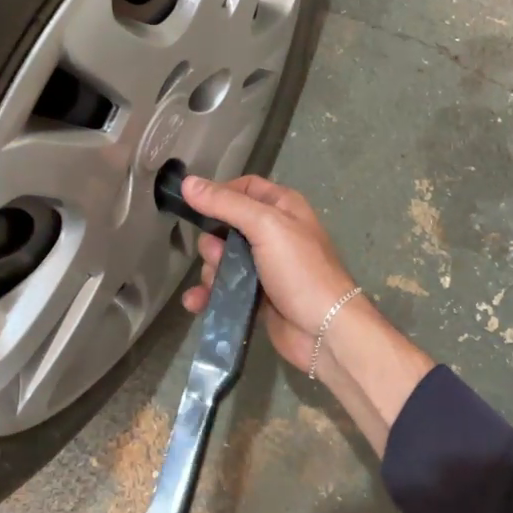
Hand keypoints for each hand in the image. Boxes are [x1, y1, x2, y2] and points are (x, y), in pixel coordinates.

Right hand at [179, 174, 358, 372]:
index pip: (244, 188)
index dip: (220, 194)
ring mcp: (265, 266)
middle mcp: (274, 232)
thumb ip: (226, 204)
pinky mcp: (257, 295)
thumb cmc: (300, 269)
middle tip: (217, 257)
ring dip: (211, 271)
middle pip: (228, 226)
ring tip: (214, 285)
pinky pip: (225, 287)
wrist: (325, 330)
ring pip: (223, 259)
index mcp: (282, 207)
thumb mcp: (265, 226)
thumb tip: (188, 182)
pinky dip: (209, 293)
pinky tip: (196, 302)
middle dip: (214, 243)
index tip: (195, 205)